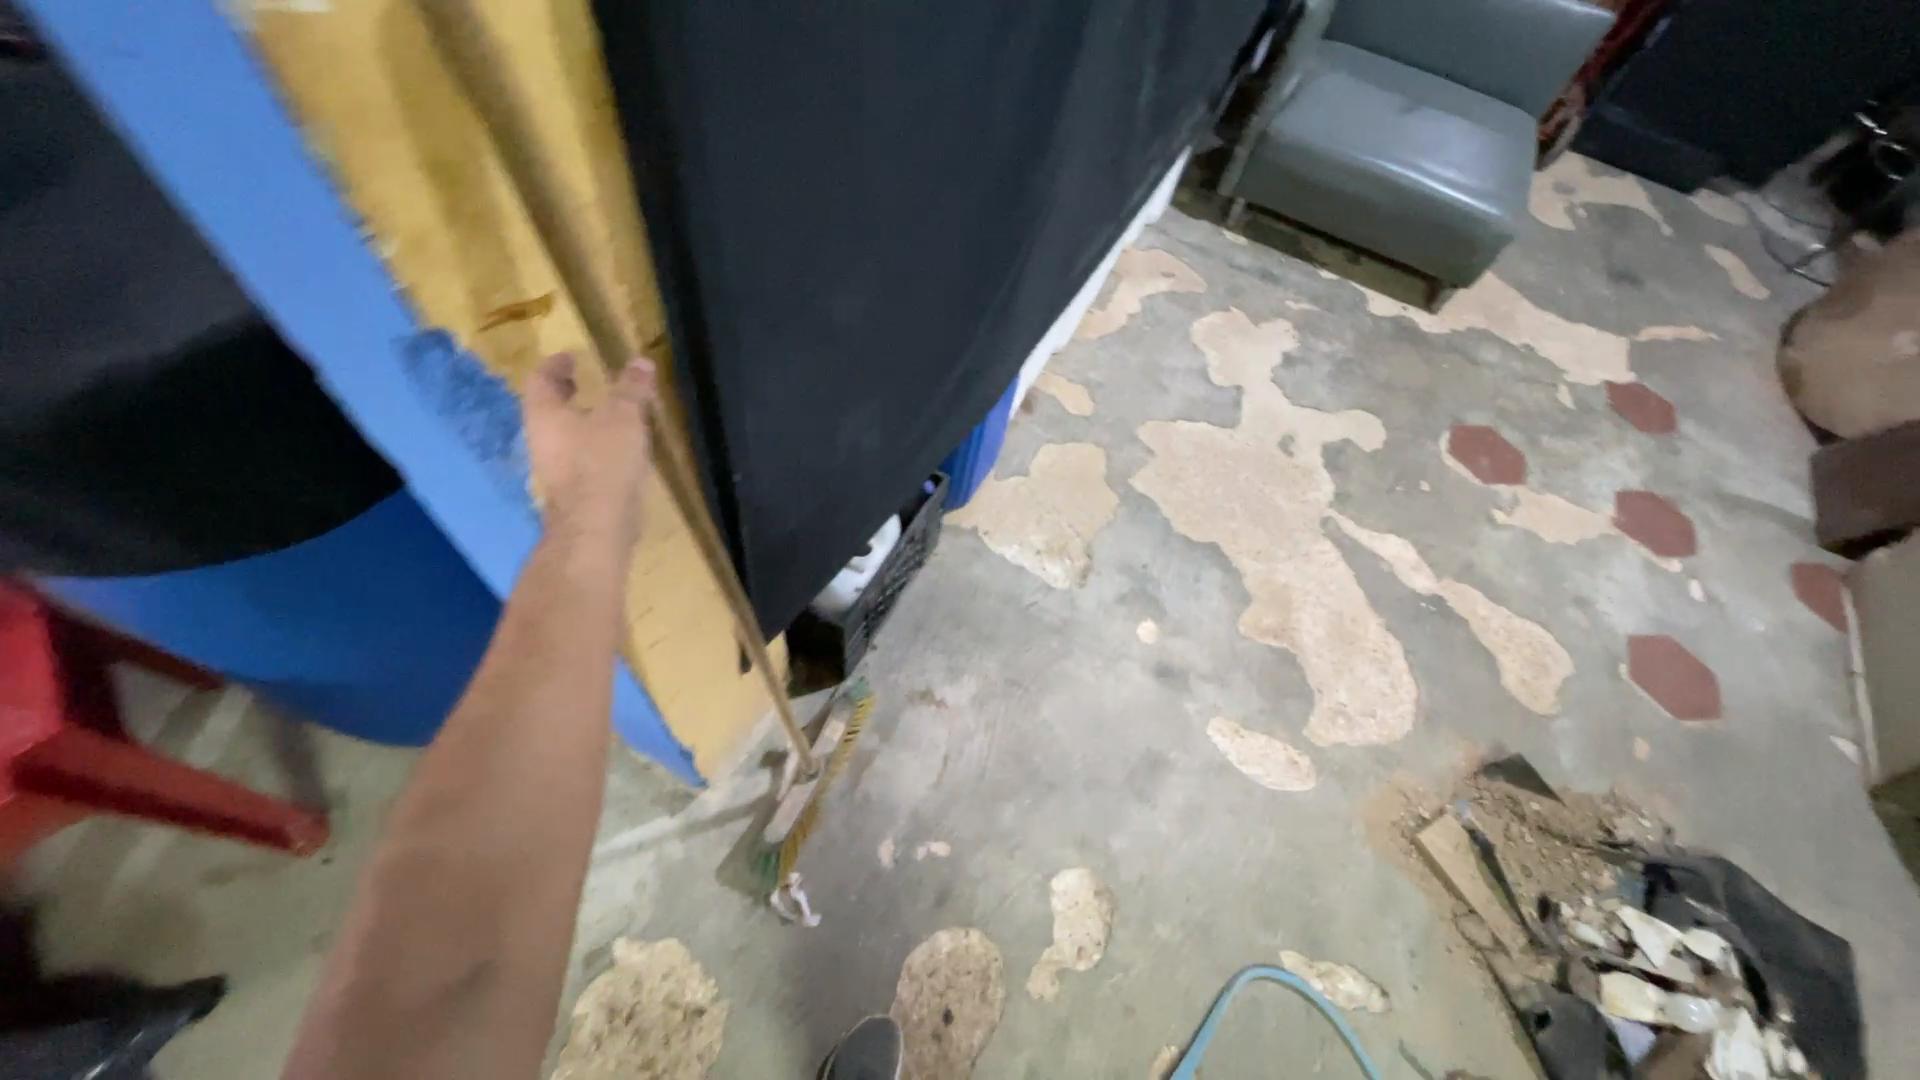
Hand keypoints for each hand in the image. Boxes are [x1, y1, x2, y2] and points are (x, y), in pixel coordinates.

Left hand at [522, 353, 654, 551]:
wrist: (596, 525)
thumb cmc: (604, 462)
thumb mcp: (624, 417)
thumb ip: (632, 388)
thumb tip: (641, 361)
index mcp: (545, 414)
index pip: (541, 379)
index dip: (556, 364)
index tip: (571, 357)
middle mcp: (542, 439)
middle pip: (547, 407)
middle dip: (565, 393)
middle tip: (583, 381)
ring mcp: (554, 468)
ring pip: (562, 435)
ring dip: (579, 421)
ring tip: (606, 414)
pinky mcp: (571, 491)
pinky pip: (577, 458)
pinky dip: (591, 445)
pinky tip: (614, 449)